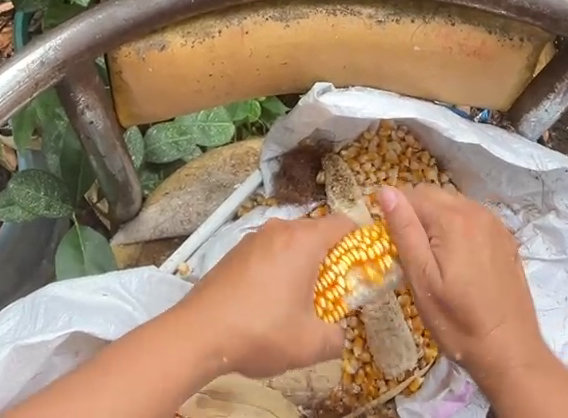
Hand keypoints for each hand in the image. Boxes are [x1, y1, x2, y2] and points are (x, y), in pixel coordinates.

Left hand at [169, 214, 355, 378]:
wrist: (200, 331)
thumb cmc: (261, 331)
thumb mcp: (310, 344)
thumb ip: (336, 336)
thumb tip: (339, 332)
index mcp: (303, 241)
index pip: (341, 223)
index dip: (359, 238)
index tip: (366, 262)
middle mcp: (279, 229)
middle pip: (316, 231)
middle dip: (331, 256)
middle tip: (338, 289)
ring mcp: (254, 237)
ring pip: (290, 241)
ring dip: (303, 262)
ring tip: (304, 297)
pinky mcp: (236, 250)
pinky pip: (269, 250)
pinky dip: (279, 266)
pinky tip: (272, 299)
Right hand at [377, 185, 543, 366]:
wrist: (512, 354)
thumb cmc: (459, 321)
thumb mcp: (422, 279)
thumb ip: (404, 230)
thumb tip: (385, 191)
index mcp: (452, 219)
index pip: (410, 195)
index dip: (394, 213)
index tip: (390, 242)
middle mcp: (476, 211)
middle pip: (432, 194)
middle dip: (415, 214)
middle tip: (410, 252)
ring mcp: (494, 224)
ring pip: (451, 204)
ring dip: (436, 219)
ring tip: (433, 257)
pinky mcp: (505, 239)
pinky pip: (471, 217)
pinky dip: (457, 227)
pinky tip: (458, 258)